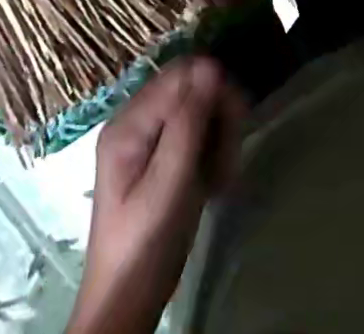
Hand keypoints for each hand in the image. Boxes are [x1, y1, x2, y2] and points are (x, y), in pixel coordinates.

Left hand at [69, 56, 244, 333]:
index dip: (214, 90)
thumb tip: (210, 65)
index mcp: (129, 122)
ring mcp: (150, 138)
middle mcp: (138, 121)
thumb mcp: (170, 181)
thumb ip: (188, 121)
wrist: (129, 298)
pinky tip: (215, 181)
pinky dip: (214, 152)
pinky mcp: (165, 155)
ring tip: (221, 176)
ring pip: (202, 111)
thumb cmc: (146, 241)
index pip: (182, 74)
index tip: (234, 125)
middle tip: (228, 159)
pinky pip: (200, 133)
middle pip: (194, 88)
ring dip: (221, 138)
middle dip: (220, 117)